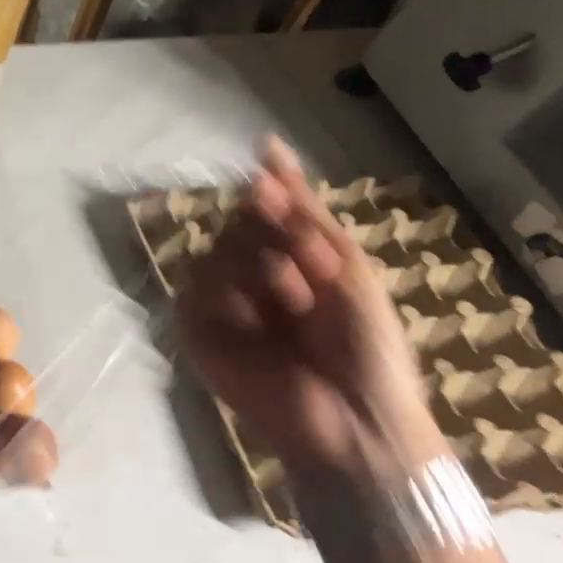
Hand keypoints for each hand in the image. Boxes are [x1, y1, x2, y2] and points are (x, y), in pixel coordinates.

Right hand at [176, 139, 442, 472]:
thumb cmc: (367, 346)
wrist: (355, 417)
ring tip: (294, 306)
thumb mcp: (346, 265)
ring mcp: (220, 302)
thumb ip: (301, 209)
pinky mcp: (198, 331)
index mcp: (288, 257)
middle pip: (238, 223)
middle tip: (311, 274)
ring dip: (261, 271)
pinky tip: (256, 322)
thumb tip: (266, 146)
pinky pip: (195, 290)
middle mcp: (249, 273)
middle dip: (278, 240)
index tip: (291, 210)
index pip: (261, 205)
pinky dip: (229, 298)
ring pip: (217, 251)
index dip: (276, 203)